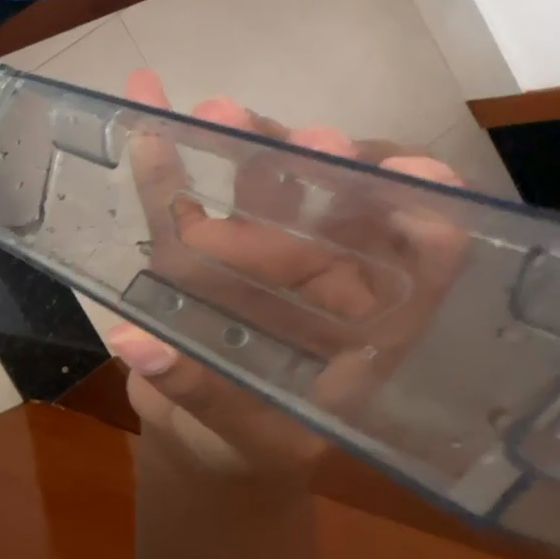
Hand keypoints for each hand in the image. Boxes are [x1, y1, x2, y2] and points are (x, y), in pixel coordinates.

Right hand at [106, 71, 467, 486]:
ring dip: (241, 148)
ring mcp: (249, 261)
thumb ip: (199, 392)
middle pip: (332, 212)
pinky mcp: (187, 257)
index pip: (418, 264)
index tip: (409, 176)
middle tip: (300, 138)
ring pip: (256, 194)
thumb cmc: (246, 446)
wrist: (200, 443)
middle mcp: (316, 280)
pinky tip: (145, 118)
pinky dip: (160, 164)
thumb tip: (136, 344)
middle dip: (318, 171)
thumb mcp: (241, 435)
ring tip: (215, 111)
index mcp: (363, 326)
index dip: (423, 217)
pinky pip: (175, 207)